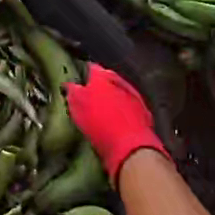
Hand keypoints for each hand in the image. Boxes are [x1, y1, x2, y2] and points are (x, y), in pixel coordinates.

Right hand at [65, 63, 168, 179]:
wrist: (131, 147)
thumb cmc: (99, 122)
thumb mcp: (76, 105)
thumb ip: (72, 91)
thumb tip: (69, 84)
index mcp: (103, 75)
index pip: (90, 68)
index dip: (82, 73)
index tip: (75, 80)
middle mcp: (121, 82)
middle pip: (107, 80)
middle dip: (98, 87)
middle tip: (87, 98)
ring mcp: (135, 98)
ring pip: (119, 94)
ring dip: (112, 100)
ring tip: (101, 113)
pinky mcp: (145, 116)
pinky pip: (129, 110)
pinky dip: (122, 114)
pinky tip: (116, 125)